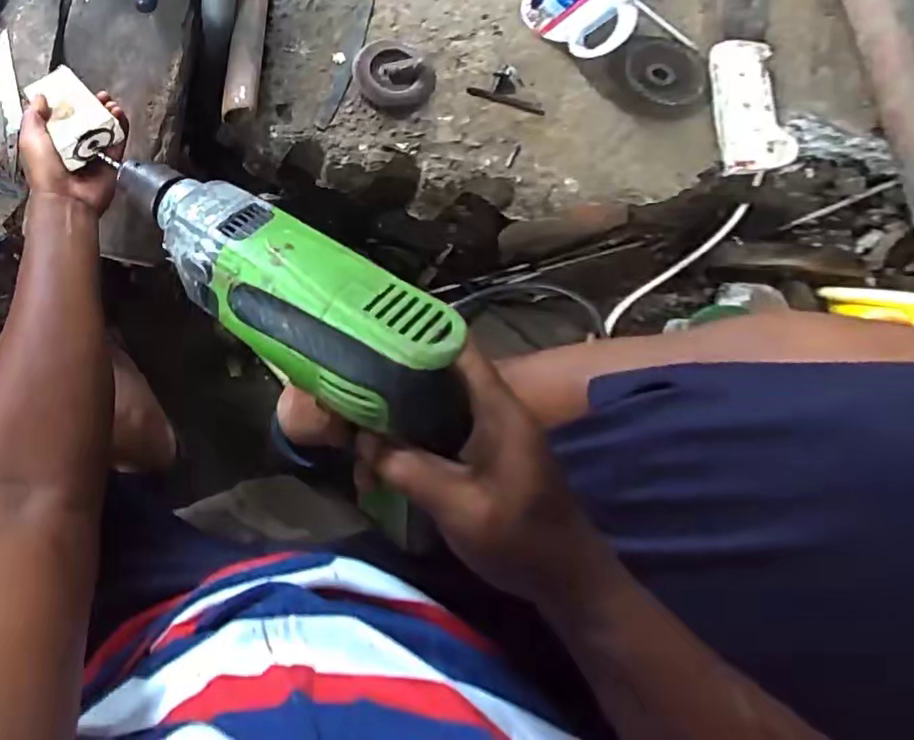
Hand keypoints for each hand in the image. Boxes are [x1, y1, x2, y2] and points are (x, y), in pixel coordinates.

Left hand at [19, 91, 126, 215]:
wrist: (65, 198)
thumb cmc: (44, 171)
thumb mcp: (29, 138)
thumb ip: (33, 116)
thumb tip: (39, 97)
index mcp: (54, 143)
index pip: (65, 119)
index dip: (73, 104)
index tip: (78, 92)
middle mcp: (75, 148)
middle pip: (88, 122)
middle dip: (94, 106)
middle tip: (99, 96)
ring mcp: (94, 155)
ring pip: (105, 129)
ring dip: (109, 113)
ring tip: (110, 103)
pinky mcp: (110, 161)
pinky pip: (119, 140)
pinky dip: (121, 126)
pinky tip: (119, 113)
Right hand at [359, 350, 620, 609]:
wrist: (568, 585)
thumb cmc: (523, 542)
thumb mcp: (460, 508)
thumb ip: (408, 469)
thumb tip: (360, 442)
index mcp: (496, 407)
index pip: (456, 346)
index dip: (416, 329)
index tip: (371, 330)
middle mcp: (488, 407)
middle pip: (432, 370)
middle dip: (387, 375)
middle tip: (346, 385)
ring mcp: (480, 428)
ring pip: (425, 400)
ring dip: (390, 412)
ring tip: (354, 431)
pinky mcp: (472, 449)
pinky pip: (428, 427)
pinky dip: (401, 437)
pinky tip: (375, 460)